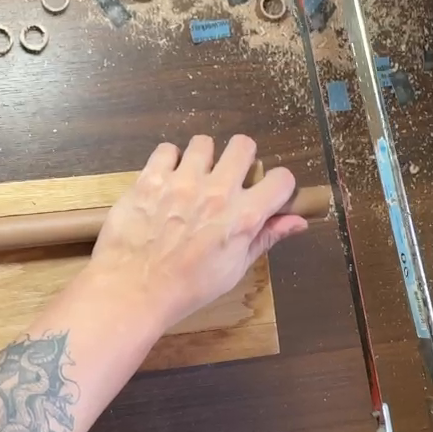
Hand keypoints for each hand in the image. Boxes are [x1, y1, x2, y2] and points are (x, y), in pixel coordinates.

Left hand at [79, 135, 308, 330]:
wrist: (134, 288)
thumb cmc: (188, 287)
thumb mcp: (234, 269)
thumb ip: (265, 238)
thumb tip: (298, 221)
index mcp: (243, 216)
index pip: (281, 179)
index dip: (277, 185)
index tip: (266, 192)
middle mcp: (217, 191)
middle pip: (243, 145)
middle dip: (240, 157)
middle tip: (228, 175)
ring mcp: (182, 181)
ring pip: (203, 143)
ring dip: (201, 158)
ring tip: (192, 177)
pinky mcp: (150, 177)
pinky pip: (166, 149)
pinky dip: (167, 161)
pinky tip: (165, 179)